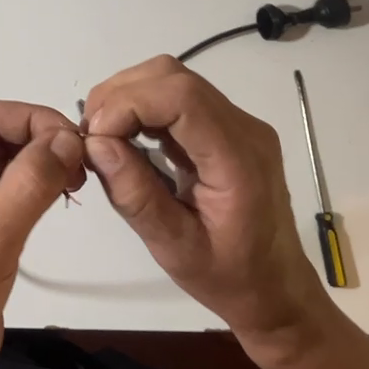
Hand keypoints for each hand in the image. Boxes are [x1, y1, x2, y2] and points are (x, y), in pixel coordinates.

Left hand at [0, 100, 86, 368]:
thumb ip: (30, 180)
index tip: (76, 142)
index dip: (34, 120)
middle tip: (82, 166)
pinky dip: (30, 187)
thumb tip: (67, 137)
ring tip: (75, 182)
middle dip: (39, 141)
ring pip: (0, 161)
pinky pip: (1, 189)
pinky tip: (57, 197)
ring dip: (38, 164)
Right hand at [82, 56, 329, 355]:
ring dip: (128, 98)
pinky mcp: (226, 128)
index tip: (94, 137)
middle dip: (121, 96)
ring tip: (104, 138)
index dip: (128, 104)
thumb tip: (95, 144)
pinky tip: (126, 138)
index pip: (181, 97)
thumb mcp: (174, 248)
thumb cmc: (229, 278)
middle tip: (92, 138)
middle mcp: (244, 128)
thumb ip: (136, 195)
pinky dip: (142, 107)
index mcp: (239, 160)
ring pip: (173, 79)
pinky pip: (178, 97)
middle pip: (173, 77)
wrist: (276, 291)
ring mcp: (237, 124)